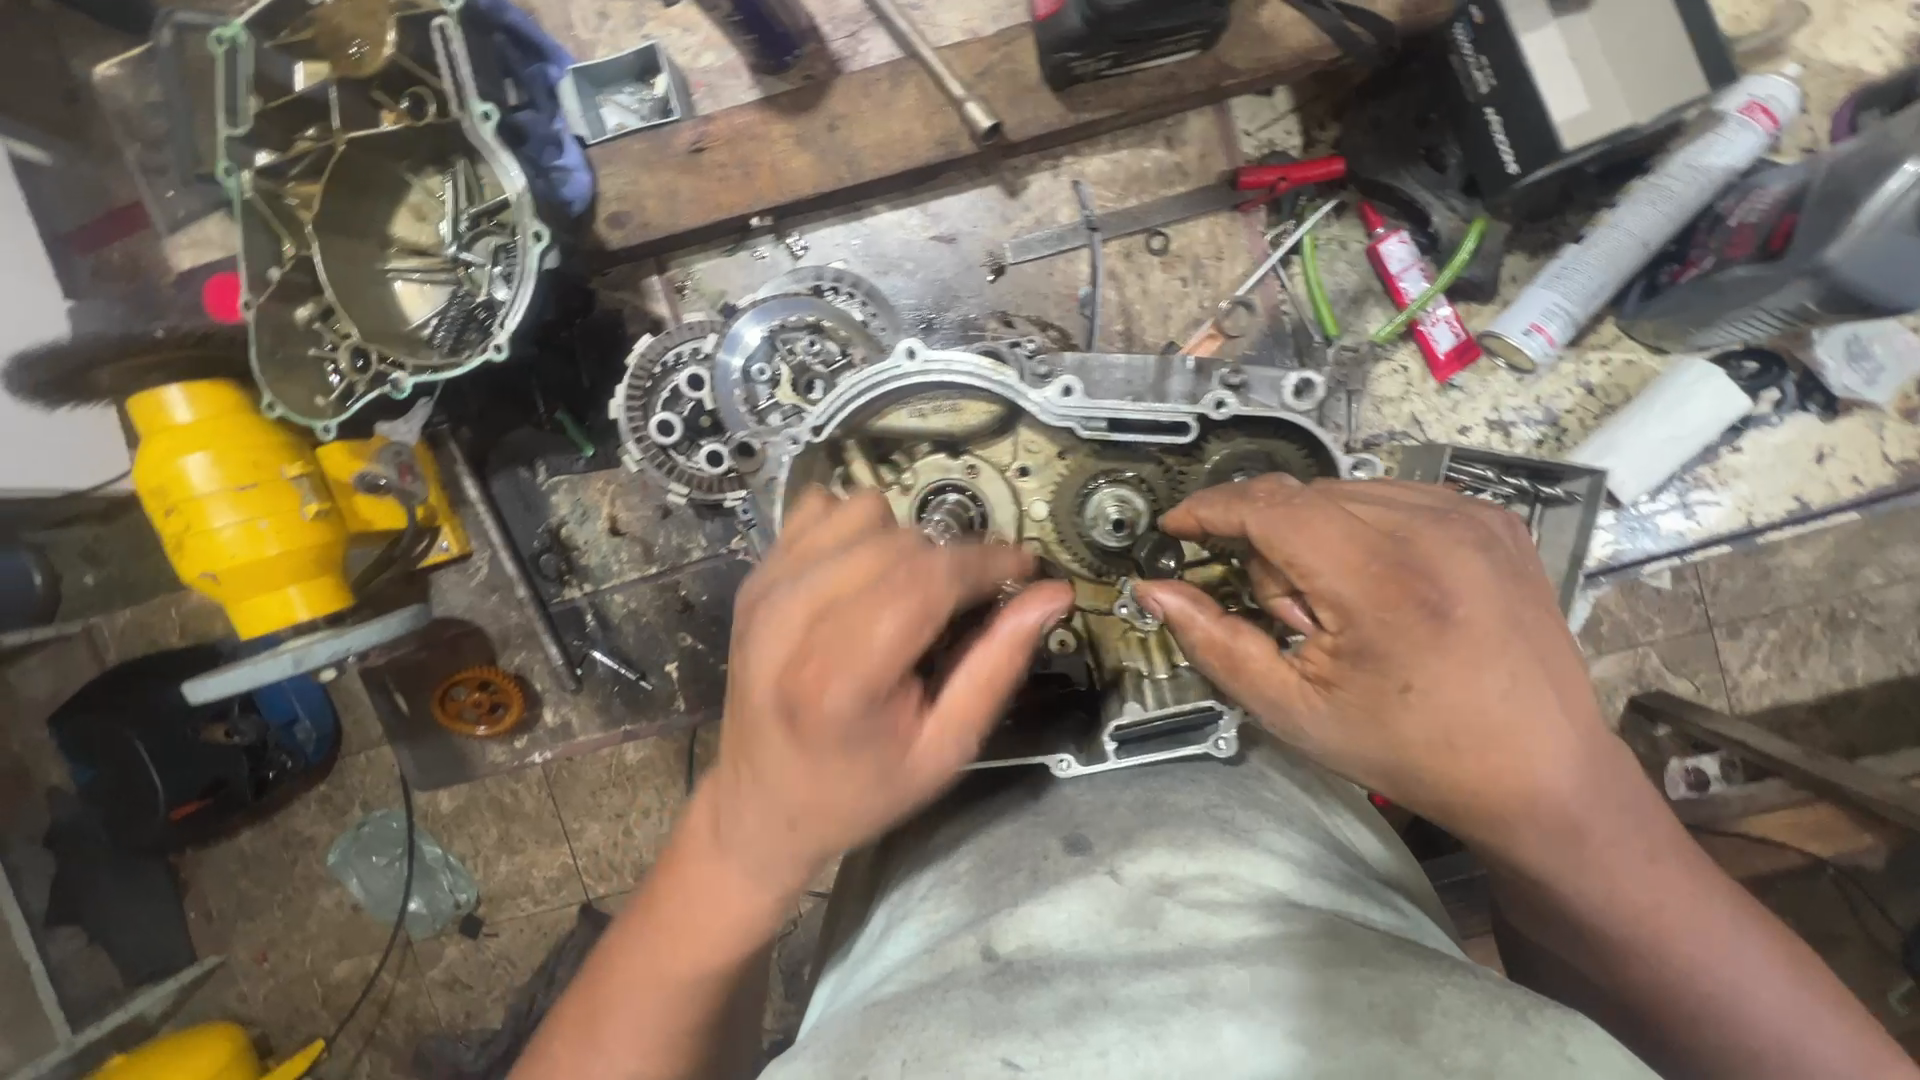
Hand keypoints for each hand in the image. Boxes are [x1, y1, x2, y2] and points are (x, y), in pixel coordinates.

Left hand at [695, 488, 1074, 896]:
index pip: (927, 580)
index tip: (1025, 566)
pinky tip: (864, 576)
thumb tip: (1052, 595)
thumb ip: (997, 666)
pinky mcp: (755, 576)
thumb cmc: (858, 788)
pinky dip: (858, 529)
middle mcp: (791, 617)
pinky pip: (822, 507)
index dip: (987, 563)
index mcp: (837, 676)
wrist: (762, 802)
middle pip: (901, 543)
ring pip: (865, 512)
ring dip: (905, 541)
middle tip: (969, 602)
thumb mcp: (944, 749)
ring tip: (911, 593)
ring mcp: (766, 589)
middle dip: (952, 561)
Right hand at [1134, 475, 1619, 852]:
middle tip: (1293, 619)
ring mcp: (1471, 515)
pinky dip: (1360, 531)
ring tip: (1343, 609)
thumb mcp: (1293, 709)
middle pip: (1299, 499)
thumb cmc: (1410, 750)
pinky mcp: (1494, 518)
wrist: (1543, 773)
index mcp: (1380, 577)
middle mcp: (1432, 526)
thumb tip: (1155, 589)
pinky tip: (1380, 587)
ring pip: (1342, 493)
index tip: (1177, 526)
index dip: (1211, 509)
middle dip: (1270, 547)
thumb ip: (1214, 641)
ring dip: (1314, 537)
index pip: (1269, 506)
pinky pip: (1391, 497)